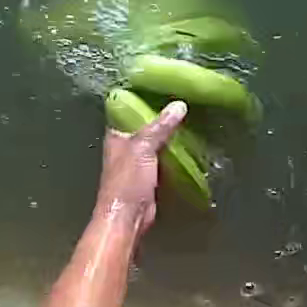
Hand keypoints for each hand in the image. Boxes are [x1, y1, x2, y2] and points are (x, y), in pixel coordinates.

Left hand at [93, 100, 186, 236]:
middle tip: (183, 104)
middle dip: (161, 118)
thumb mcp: (143, 147)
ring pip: (155, 144)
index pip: (127, 111)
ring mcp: (136, 163)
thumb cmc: (128, 180)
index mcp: (116, 136)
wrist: (128, 217)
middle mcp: (124, 147)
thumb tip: (179, 105)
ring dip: (169, 137)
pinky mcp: (148, 178)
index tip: (163, 89)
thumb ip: (160, 127)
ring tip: (191, 120)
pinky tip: (189, 146)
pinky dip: (174, 154)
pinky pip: (163, 160)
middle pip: (144, 127)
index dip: (142, 100)